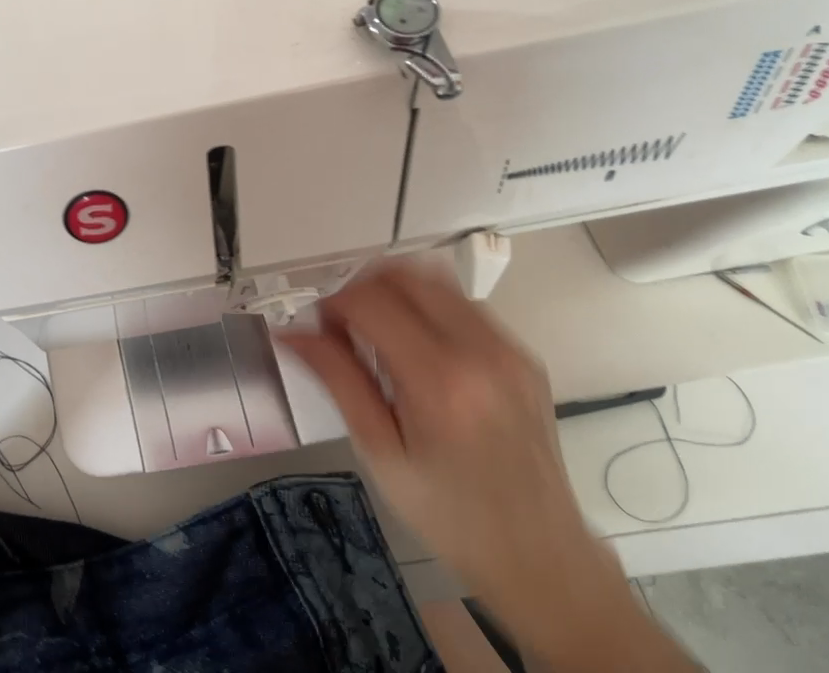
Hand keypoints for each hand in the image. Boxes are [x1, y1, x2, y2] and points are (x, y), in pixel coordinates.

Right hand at [282, 261, 693, 670]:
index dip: (332, 304)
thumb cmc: (447, 513)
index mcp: (440, 381)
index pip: (371, 301)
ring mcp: (510, 350)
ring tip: (376, 337)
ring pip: (436, 283)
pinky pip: (465, 307)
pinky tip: (416, 352)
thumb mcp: (379, 451)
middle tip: (341, 328)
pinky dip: (428, 310)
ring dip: (395, 294)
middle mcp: (482, 351)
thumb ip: (338, 380)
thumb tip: (290, 332)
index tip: (318, 331)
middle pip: (405, 276)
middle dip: (362, 289)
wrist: (538, 553)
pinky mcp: (524, 357)